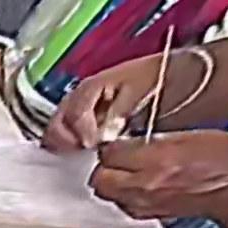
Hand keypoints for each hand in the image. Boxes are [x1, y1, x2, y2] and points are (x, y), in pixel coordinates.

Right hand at [43, 50, 207, 150]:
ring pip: (53, 135)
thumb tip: (101, 136)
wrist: (174, 78)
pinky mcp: (73, 125)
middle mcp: (76, 99)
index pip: (75, 113)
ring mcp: (72, 113)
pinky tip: (81, 150)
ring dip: (64, 146)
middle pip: (55, 125)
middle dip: (67, 139)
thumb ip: (117, 115)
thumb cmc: (158, 83)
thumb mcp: (140, 94)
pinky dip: (65, 148)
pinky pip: (58, 140)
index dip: (82, 130)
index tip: (93, 143)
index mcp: (90, 87)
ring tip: (84, 149)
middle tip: (87, 147)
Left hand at [90, 132, 227, 220]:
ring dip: (109, 180)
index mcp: (159, 161)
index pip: (112, 154)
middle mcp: (142, 185)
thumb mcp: (195, 137)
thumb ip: (155, 141)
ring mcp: (138, 203)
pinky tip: (134, 183)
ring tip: (125, 170)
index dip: (111, 147)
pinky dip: (119, 192)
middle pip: (99, 177)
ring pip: (104, 191)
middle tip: (117, 158)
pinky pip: (117, 202)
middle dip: (104, 166)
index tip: (116, 143)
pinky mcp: (139, 213)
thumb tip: (128, 142)